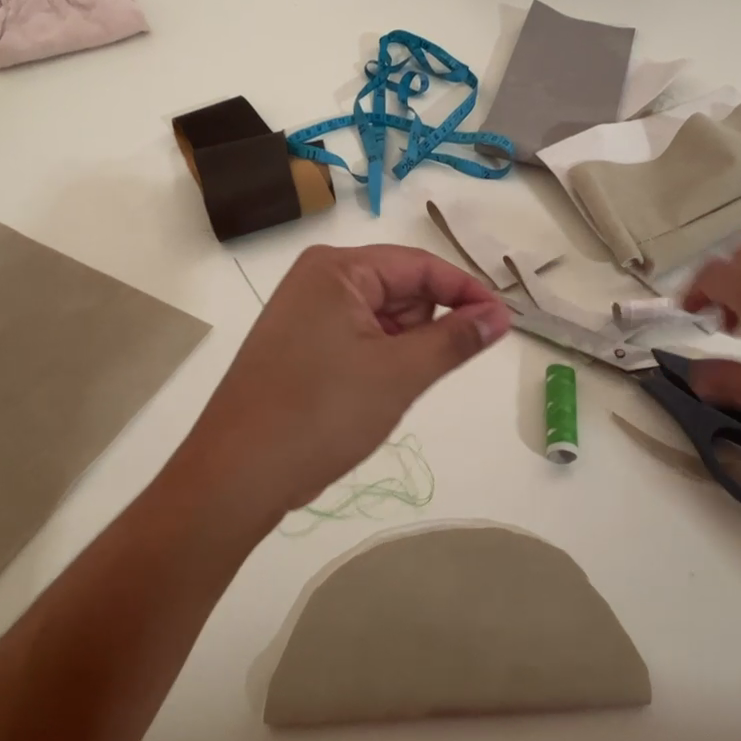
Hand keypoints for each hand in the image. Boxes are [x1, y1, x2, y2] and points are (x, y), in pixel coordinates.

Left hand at [182, 245, 510, 519]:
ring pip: (381, 318)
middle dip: (431, 323)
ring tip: (398, 389)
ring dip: (405, 348)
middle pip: (400, 288)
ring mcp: (304, 315)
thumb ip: (455, 339)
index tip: (504, 323)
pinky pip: (358, 340)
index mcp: (337, 268)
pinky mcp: (298, 348)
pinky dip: (380, 361)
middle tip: (444, 366)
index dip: (466, 291)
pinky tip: (376, 395)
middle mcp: (318, 280)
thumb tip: (500, 316)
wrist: (236, 475)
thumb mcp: (399, 374)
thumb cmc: (321, 413)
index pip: (420, 265)